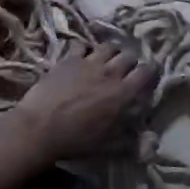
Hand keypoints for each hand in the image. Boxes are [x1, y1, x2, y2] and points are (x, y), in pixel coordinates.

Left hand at [3, 43, 156, 157]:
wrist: (39, 127)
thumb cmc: (75, 140)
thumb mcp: (107, 143)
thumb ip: (128, 133)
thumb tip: (144, 131)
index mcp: (122, 93)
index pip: (146, 72)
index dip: (151, 71)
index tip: (149, 76)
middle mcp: (109, 72)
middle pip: (129, 55)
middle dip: (131, 60)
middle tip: (127, 69)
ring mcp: (88, 62)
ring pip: (108, 46)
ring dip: (112, 52)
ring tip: (108, 59)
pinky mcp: (68, 59)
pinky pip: (82, 45)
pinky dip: (86, 50)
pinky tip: (82, 57)